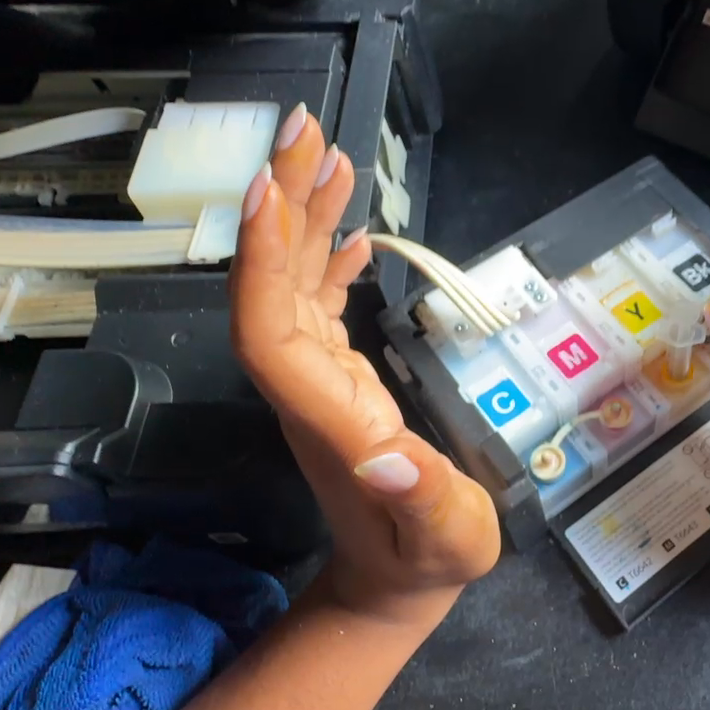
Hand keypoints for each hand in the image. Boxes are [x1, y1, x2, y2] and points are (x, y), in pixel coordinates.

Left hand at [231, 106, 500, 626]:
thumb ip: (419, 497)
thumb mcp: (445, 537)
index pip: (270, 330)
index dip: (263, 262)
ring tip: (330, 153)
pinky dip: (329, 258)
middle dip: (283, 205)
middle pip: (273, 286)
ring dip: (305, 217)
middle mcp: (310, 387)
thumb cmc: (428, 560)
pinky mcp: (339, 378)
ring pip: (293, 285)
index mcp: (329, 416)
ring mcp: (321, 379)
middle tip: (305, 130)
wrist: (395, 580)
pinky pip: (319, 304)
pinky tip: (352, 230)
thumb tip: (384, 451)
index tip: (269, 190)